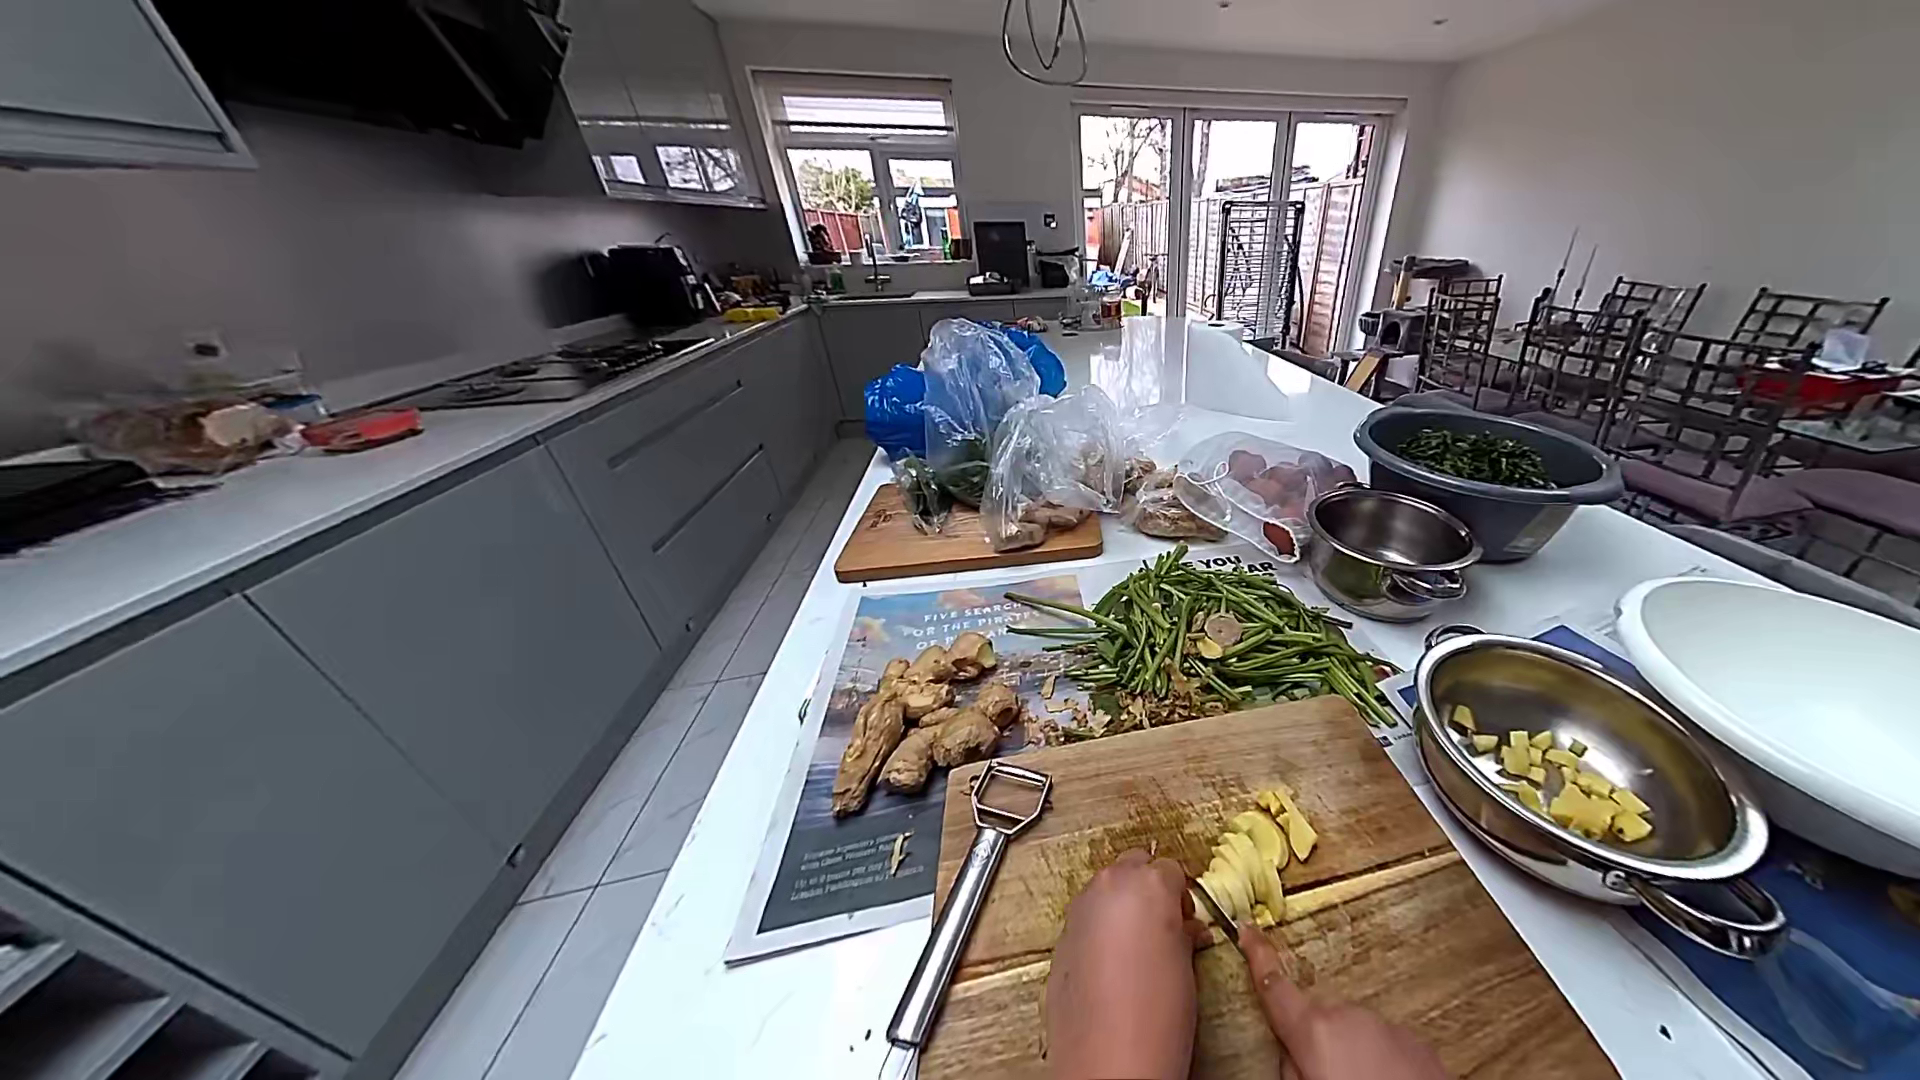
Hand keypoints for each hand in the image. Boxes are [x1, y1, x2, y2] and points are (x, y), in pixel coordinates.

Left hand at [1046, 849, 1210, 1079]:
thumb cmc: (1156, 1015)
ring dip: (1124, 900)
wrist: (1107, 1059)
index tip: (1187, 916)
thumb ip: (1183, 932)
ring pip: (1109, 884)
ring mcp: (1083, 903)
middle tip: (1167, 923)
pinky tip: (1114, 958)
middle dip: (1151, 885)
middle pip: (1136, 863)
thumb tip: (1185, 926)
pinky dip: (1102, 920)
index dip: (1182, 893)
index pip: (1172, 869)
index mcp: (1148, 883)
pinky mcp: (1064, 927)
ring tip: (1140, 944)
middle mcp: (1111, 883)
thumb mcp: (1186, 968)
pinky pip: (1090, 910)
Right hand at [1236, 920, 1448, 1079]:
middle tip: (1328, 1078)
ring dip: (1356, 1057)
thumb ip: (1290, 1066)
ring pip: (1355, 1033)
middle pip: (1318, 1020)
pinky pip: (1389, 1047)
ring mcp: (1388, 1029)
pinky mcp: (1422, 1048)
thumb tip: (1291, 1054)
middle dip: (1320, 1044)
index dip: (1257, 954)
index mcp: (1313, 1030)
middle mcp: (1348, 1017)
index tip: (1247, 929)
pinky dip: (1386, 1066)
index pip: (1273, 983)